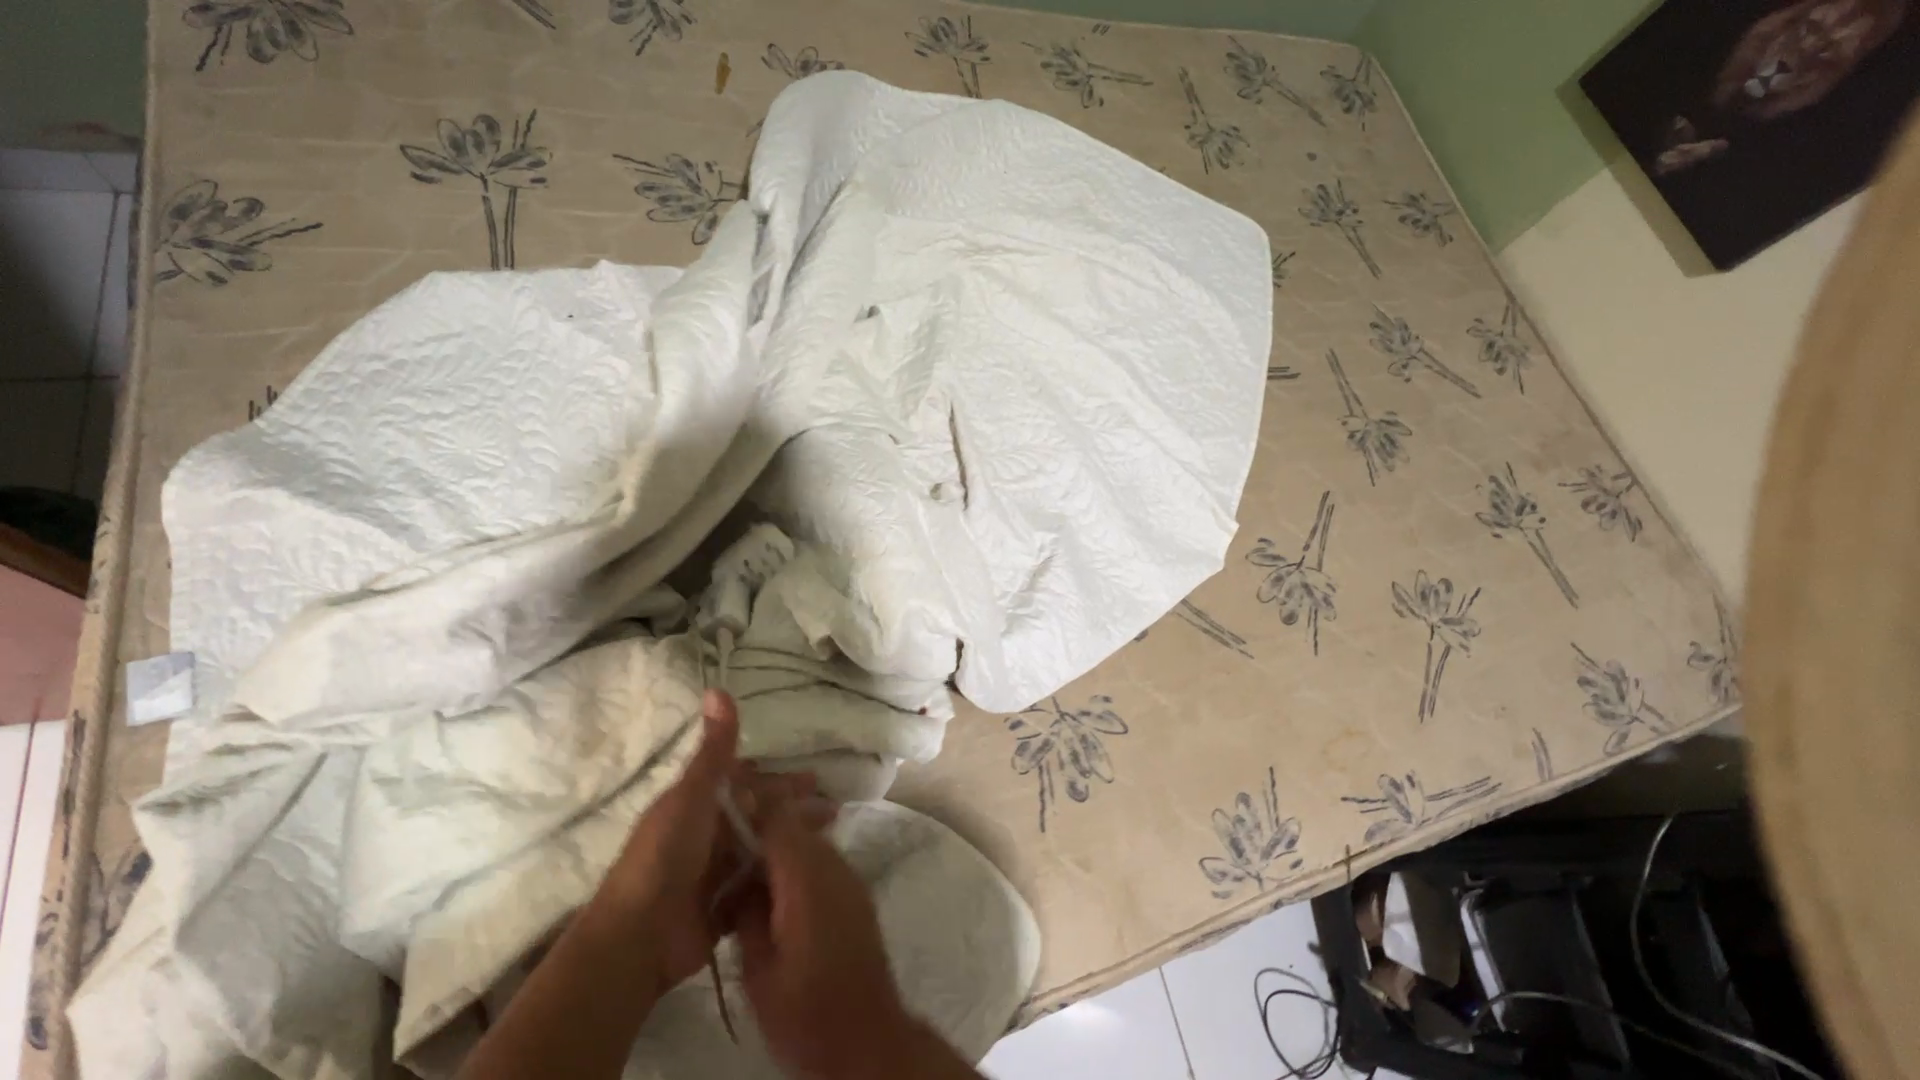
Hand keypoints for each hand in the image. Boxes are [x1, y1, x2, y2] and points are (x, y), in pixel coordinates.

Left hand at [599, 689, 833, 993]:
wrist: (639, 937)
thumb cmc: (666, 856)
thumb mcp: (693, 795)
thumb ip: (713, 750)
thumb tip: (717, 687)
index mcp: (695, 805)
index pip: (743, 784)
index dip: (778, 779)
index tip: (815, 777)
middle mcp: (704, 836)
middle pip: (757, 818)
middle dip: (792, 812)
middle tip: (835, 811)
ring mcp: (712, 875)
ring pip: (761, 851)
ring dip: (791, 845)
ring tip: (830, 845)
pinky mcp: (721, 911)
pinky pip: (757, 889)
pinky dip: (779, 882)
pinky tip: (808, 881)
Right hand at [734, 805, 934, 1079]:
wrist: (866, 1040)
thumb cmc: (806, 1012)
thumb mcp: (758, 969)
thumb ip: (746, 914)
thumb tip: (738, 881)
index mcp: (806, 878)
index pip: (777, 818)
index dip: (747, 808)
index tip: (716, 814)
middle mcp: (834, 867)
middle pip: (794, 826)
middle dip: (759, 829)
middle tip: (720, 848)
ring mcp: (850, 880)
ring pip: (809, 845)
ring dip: (778, 851)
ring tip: (741, 874)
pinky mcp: (856, 897)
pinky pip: (822, 866)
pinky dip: (796, 869)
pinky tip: (771, 895)